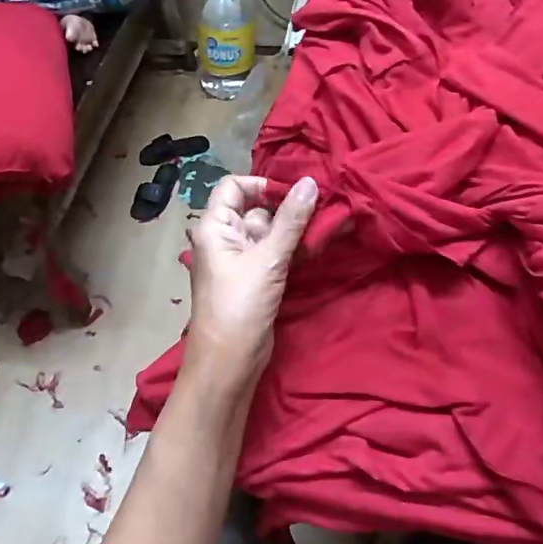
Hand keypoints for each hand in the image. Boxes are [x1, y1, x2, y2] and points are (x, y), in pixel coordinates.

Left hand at [182, 176, 318, 392]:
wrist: (229, 361)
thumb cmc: (240, 306)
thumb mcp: (268, 259)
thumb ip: (291, 220)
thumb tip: (310, 182)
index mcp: (214, 226)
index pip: (234, 186)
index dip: (262, 185)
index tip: (294, 195)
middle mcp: (225, 238)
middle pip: (257, 208)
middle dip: (287, 208)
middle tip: (323, 210)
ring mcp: (241, 259)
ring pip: (270, 232)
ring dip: (296, 230)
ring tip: (328, 226)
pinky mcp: (256, 278)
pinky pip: (276, 253)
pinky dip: (294, 249)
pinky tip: (318, 247)